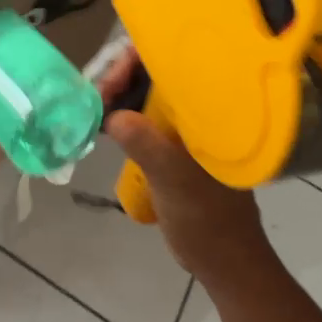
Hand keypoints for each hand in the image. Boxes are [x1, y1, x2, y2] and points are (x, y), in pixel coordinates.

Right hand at [97, 47, 273, 284]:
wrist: (226, 262)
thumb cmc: (208, 219)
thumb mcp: (173, 180)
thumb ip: (145, 144)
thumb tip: (113, 115)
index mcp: (209, 108)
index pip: (173, 60)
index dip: (137, 59)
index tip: (110, 81)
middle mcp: (199, 109)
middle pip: (155, 71)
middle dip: (122, 74)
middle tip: (95, 96)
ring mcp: (187, 127)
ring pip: (148, 93)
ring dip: (120, 94)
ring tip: (95, 105)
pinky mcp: (175, 145)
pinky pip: (146, 116)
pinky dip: (125, 113)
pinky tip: (105, 122)